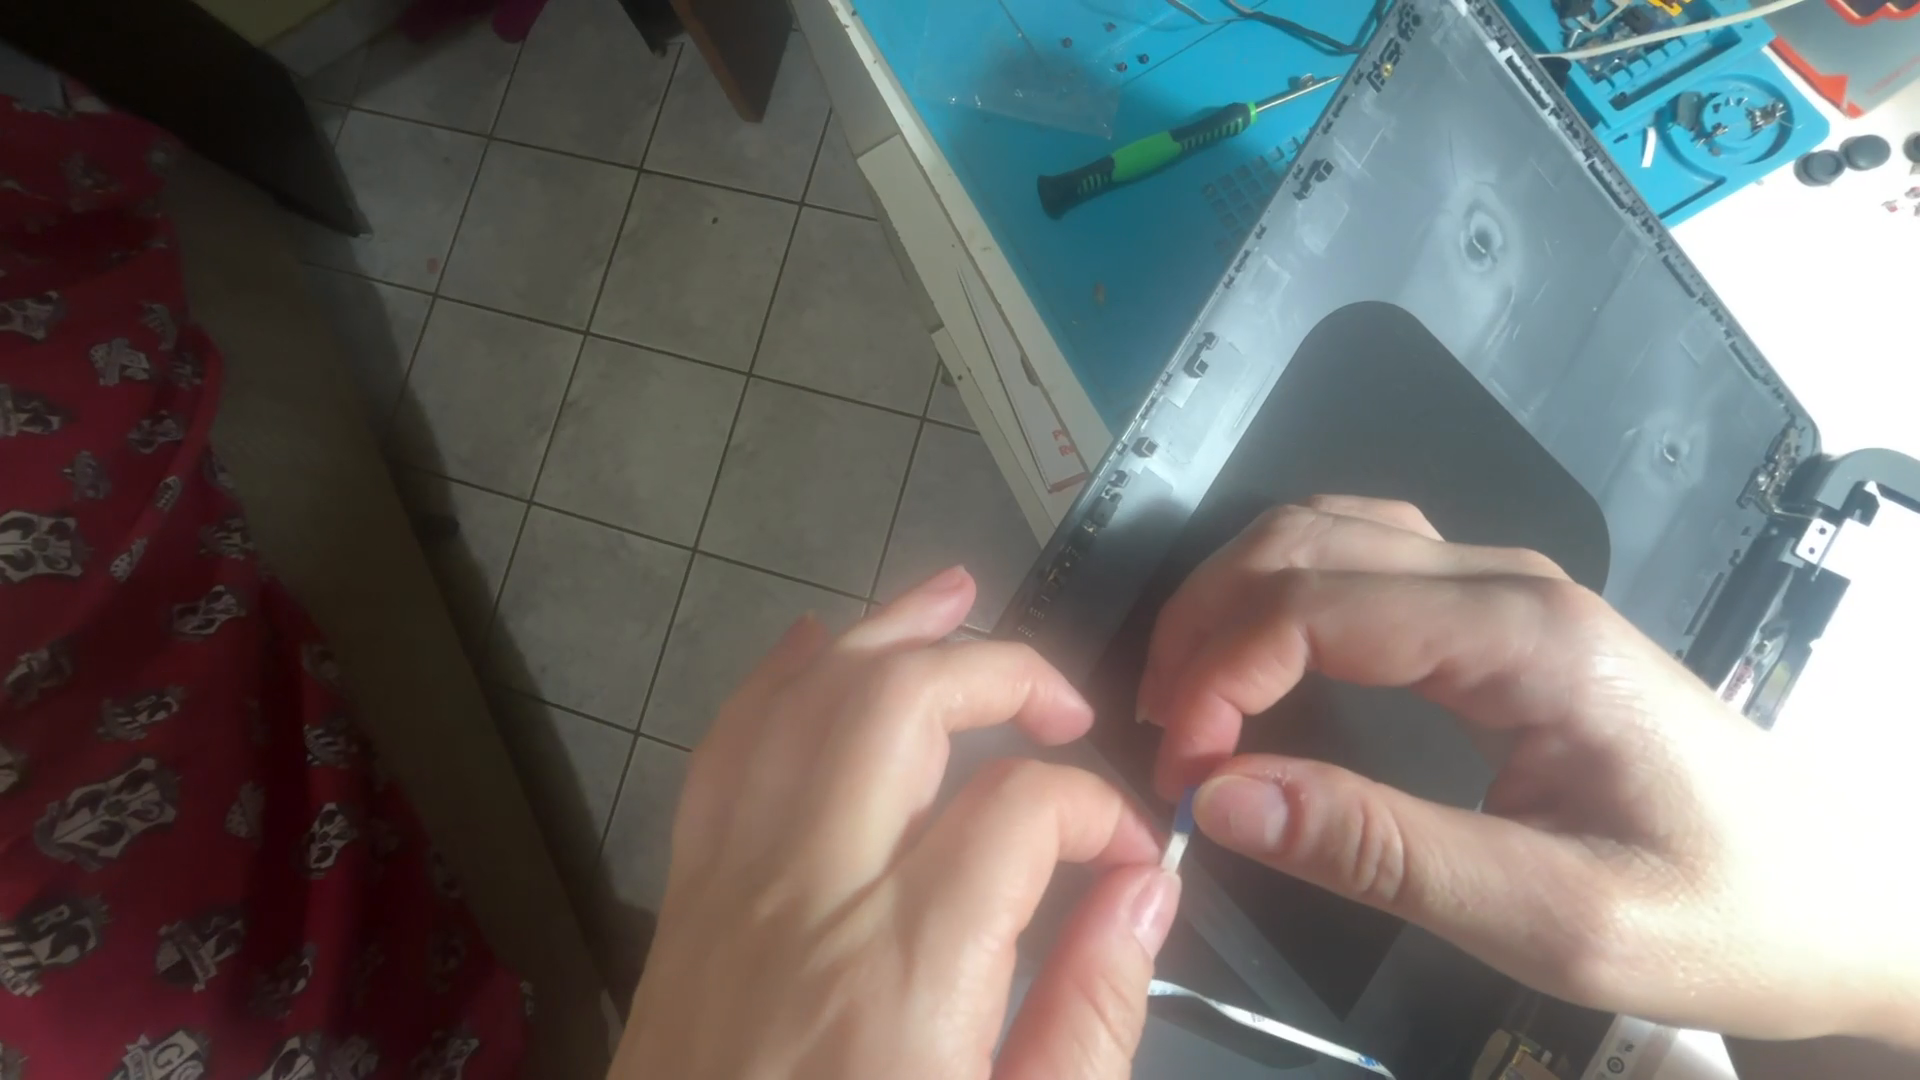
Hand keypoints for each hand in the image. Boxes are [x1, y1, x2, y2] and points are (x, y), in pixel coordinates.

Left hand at [613, 567, 1180, 1079]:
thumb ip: (1091, 1011)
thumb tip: (1142, 885)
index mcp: (902, 972)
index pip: (1018, 809)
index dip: (1096, 809)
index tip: (1129, 852)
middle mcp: (808, 895)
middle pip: (900, 707)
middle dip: (996, 670)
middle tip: (1060, 703)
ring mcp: (731, 880)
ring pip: (807, 698)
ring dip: (886, 629)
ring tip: (952, 593)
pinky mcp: (689, 891)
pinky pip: (727, 748)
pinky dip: (779, 678)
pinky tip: (820, 640)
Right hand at [1138, 497, 1919, 1046]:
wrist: (1845, 894)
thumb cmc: (1722, 913)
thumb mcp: (1560, 922)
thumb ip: (1381, 854)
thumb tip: (1217, 801)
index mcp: (1519, 634)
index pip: (1308, 610)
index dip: (1217, 678)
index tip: (1182, 769)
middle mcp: (1493, 574)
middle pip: (1290, 548)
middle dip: (1198, 632)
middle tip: (1166, 730)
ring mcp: (1483, 572)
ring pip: (1304, 529)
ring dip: (1222, 599)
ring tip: (1187, 689)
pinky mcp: (1472, 593)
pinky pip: (1335, 547)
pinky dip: (1263, 585)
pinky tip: (1249, 644)